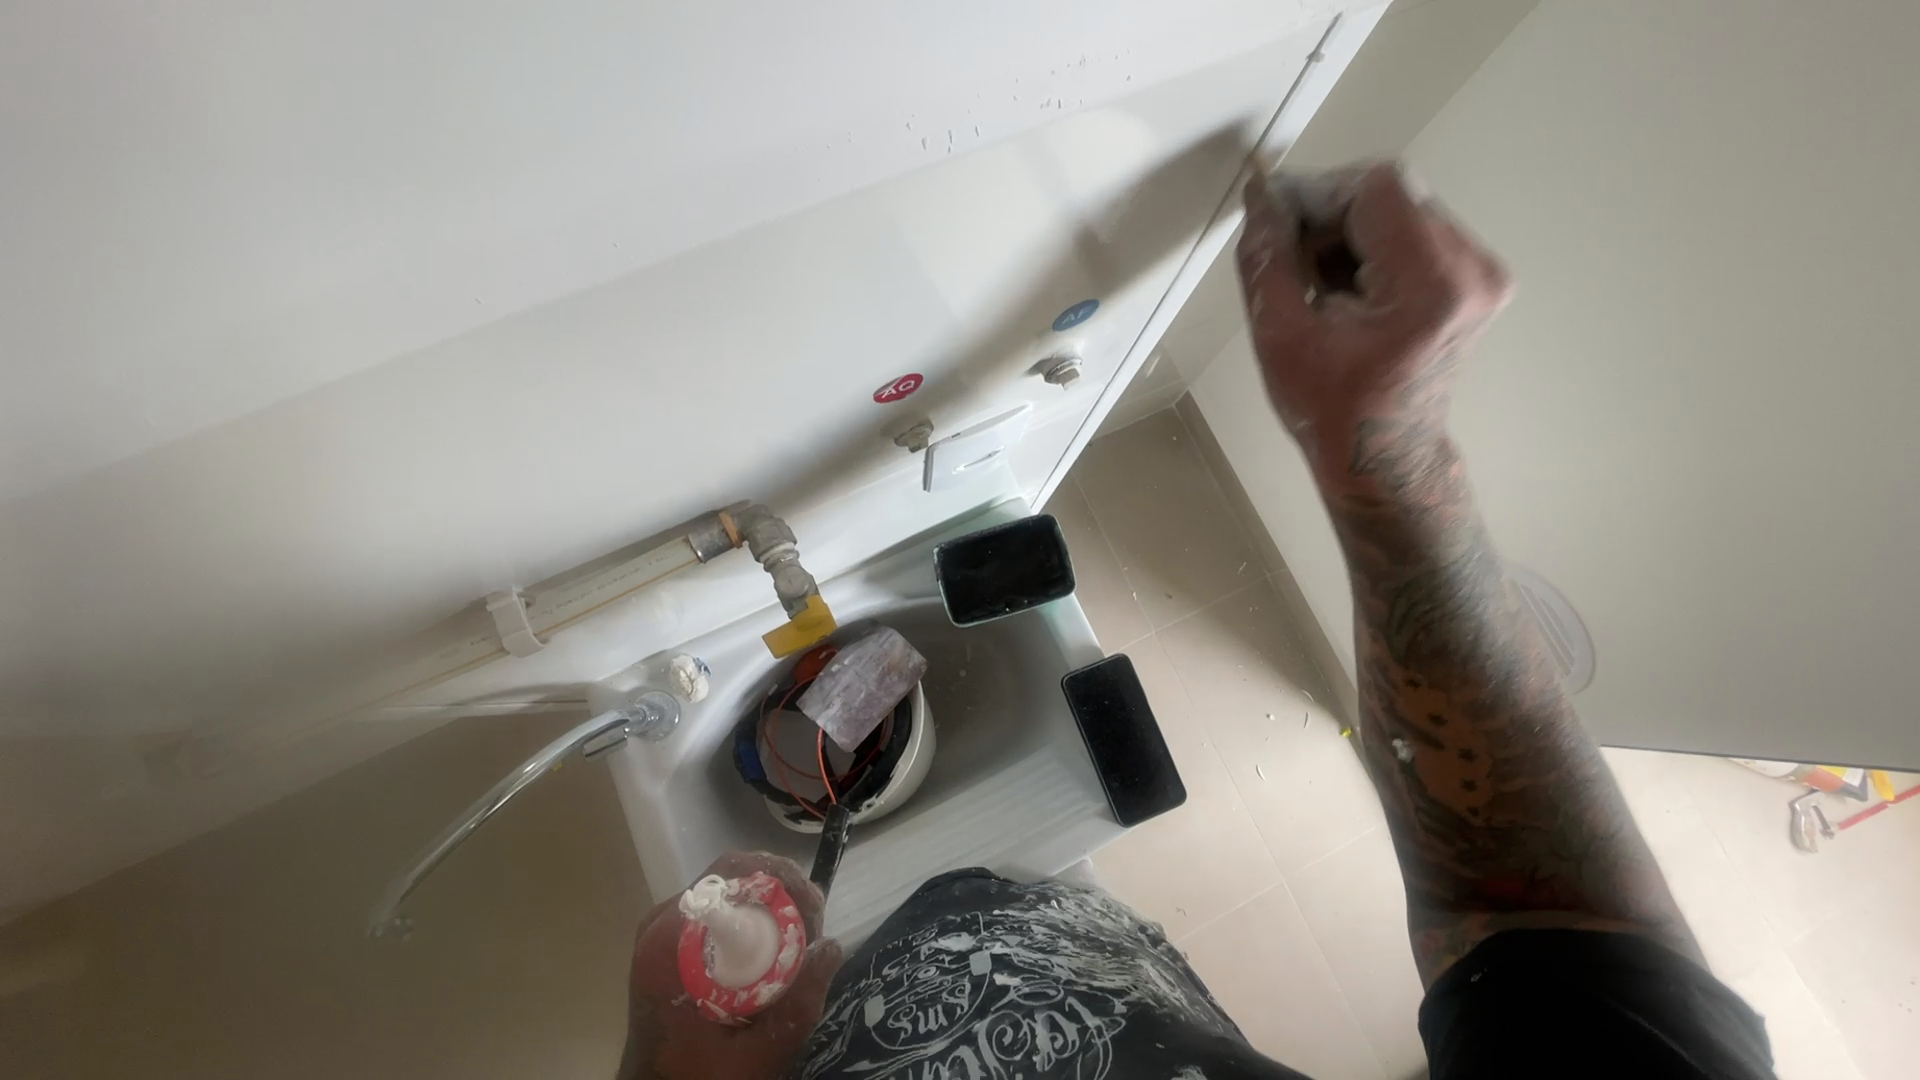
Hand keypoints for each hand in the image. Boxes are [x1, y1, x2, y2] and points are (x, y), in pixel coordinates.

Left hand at [618, 852, 844, 1079]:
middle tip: (814, 928)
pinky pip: (719, 909)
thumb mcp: (754, 1058)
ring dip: (771, 905)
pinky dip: (753, 919)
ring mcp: (662, 932)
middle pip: (732, 877)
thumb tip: (832, 945)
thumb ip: (796, 1008)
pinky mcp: (670, 943)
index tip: (813, 912)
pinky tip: (775, 950)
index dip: (780, 880)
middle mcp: (660, 925)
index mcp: (667, 945)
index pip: (729, 877)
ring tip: (801, 940)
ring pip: (729, 890)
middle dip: (783, 893)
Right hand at [1233, 162, 1511, 471]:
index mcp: (1431, 284)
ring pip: (1401, 211)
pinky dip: (1369, 250)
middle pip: (1392, 195)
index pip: (1377, 188)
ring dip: (1347, 236)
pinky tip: (1344, 291)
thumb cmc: (1329, 408)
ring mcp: (1481, 271)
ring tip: (1317, 287)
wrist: (1382, 455)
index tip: (1274, 222)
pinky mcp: (1475, 278)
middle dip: (1329, 218)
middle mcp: (1472, 267)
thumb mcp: (1280, 337)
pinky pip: (1413, 234)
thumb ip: (1268, 260)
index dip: (1318, 193)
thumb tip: (1261, 197)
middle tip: (1289, 262)